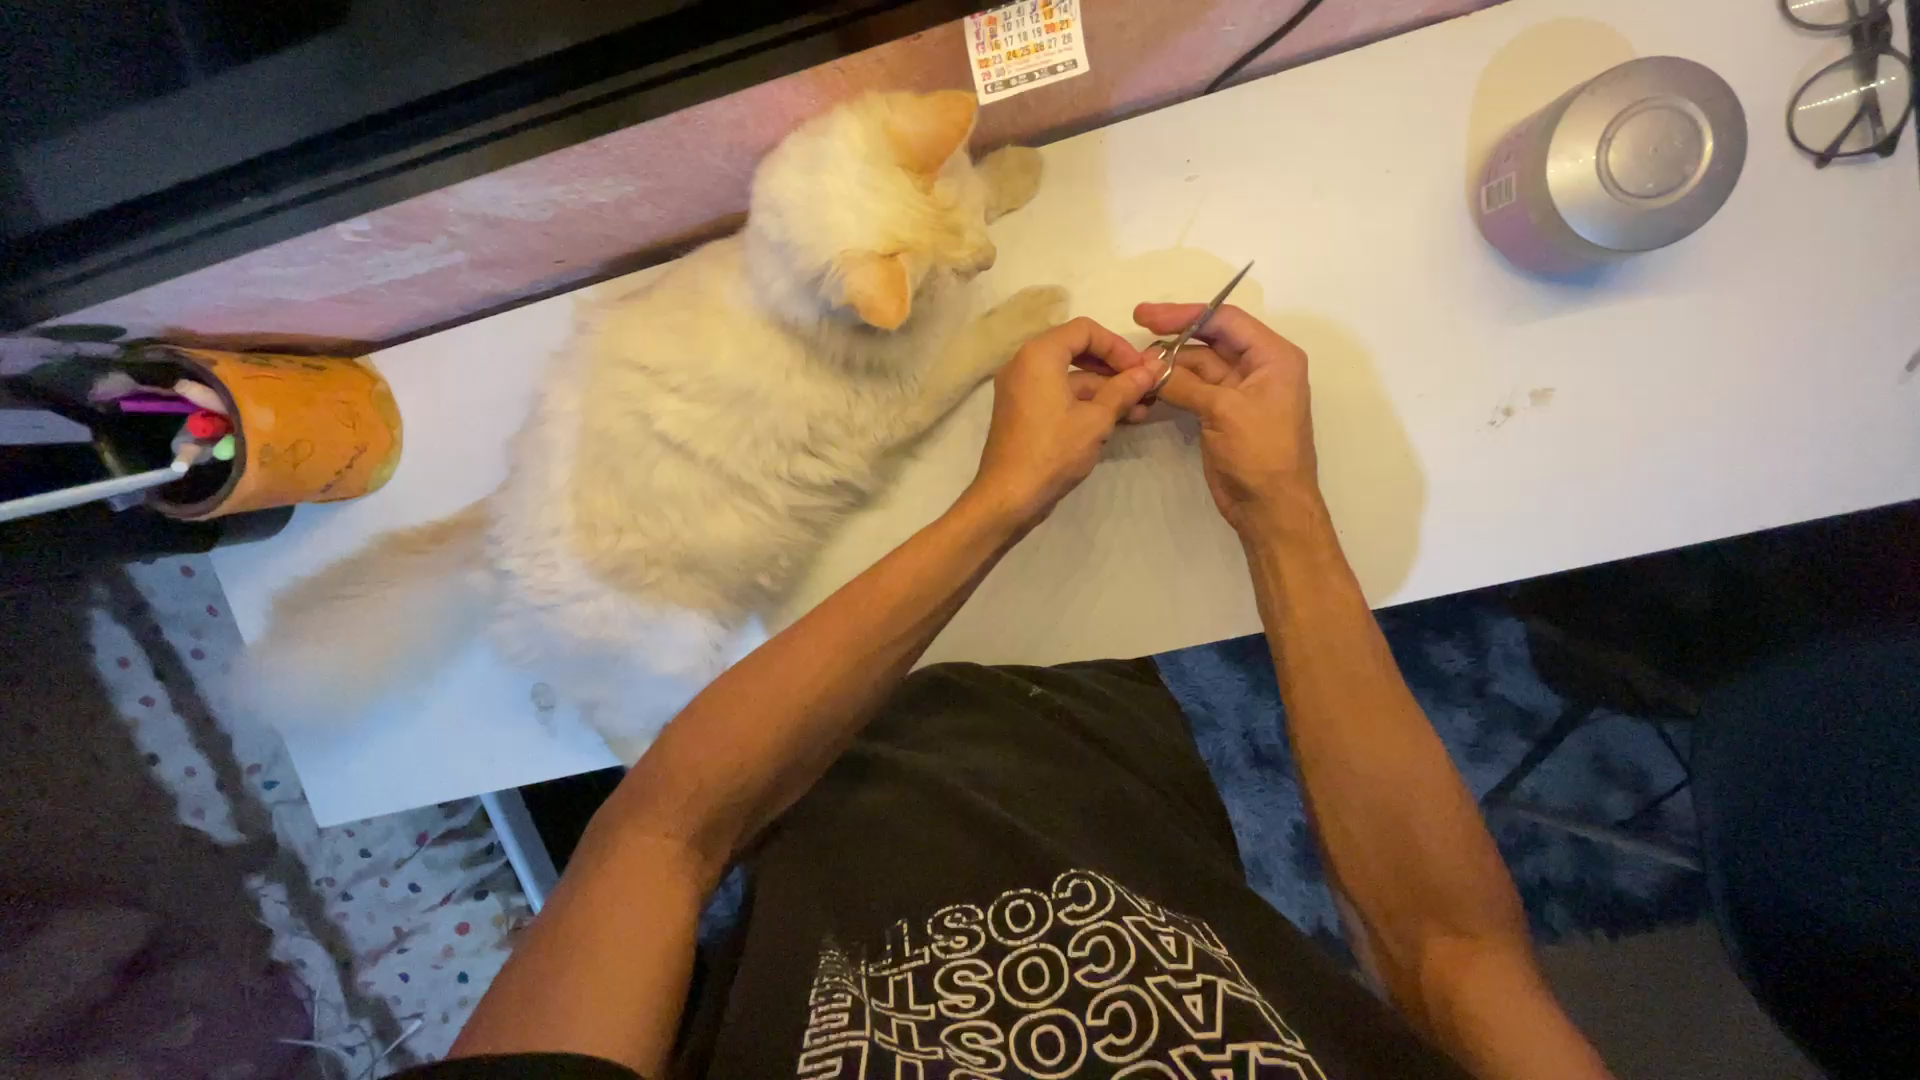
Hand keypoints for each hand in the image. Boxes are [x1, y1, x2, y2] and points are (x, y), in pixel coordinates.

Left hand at [964, 317, 1162, 528]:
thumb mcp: (1096, 419)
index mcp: (1038, 355)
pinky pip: (1058, 396)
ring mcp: (1021, 389)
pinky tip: (1118, 421)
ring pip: (1071, 379)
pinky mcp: (1023, 413)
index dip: (1118, 346)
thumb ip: (1125, 389)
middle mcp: (1024, 364)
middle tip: (1146, 388)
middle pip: (1078, 352)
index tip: (1141, 368)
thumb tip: (1153, 369)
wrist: (1009, 497)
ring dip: (1106, 391)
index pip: (1085, 330)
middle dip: (1115, 370)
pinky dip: (1085, 404)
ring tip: (1142, 411)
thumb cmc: (1053, 452)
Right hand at [1135, 303, 1321, 536]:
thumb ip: (1185, 384)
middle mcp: (1258, 368)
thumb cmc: (1261, 453)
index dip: (1185, 315)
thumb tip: (1148, 367)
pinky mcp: (1221, 414)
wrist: (1270, 506)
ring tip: (1134, 367)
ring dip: (1168, 366)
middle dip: (1173, 340)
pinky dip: (1171, 387)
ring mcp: (1238, 392)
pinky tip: (1147, 386)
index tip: (1147, 316)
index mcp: (1272, 357)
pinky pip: (1193, 390)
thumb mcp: (1224, 411)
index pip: (1225, 321)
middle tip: (1133, 339)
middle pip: (1210, 341)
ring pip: (1198, 366)